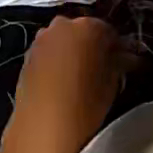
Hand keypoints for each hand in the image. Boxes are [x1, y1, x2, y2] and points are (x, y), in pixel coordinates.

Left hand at [7, 17, 128, 152]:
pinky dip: (56, 59)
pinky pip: (48, 51)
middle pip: (82, 30)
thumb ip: (119, 63)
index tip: (123, 61)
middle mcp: (60, 26)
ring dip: (73, 51)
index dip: (117, 46)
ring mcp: (40, 39)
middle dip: (93, 45)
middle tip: (103, 67)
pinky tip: (62, 80)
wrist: (42, 126)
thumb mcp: (112, 83)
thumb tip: (125, 56)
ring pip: (63, 39)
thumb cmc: (84, 104)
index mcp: (86, 27)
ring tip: (81, 75)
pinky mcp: (27, 55)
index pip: (108, 30)